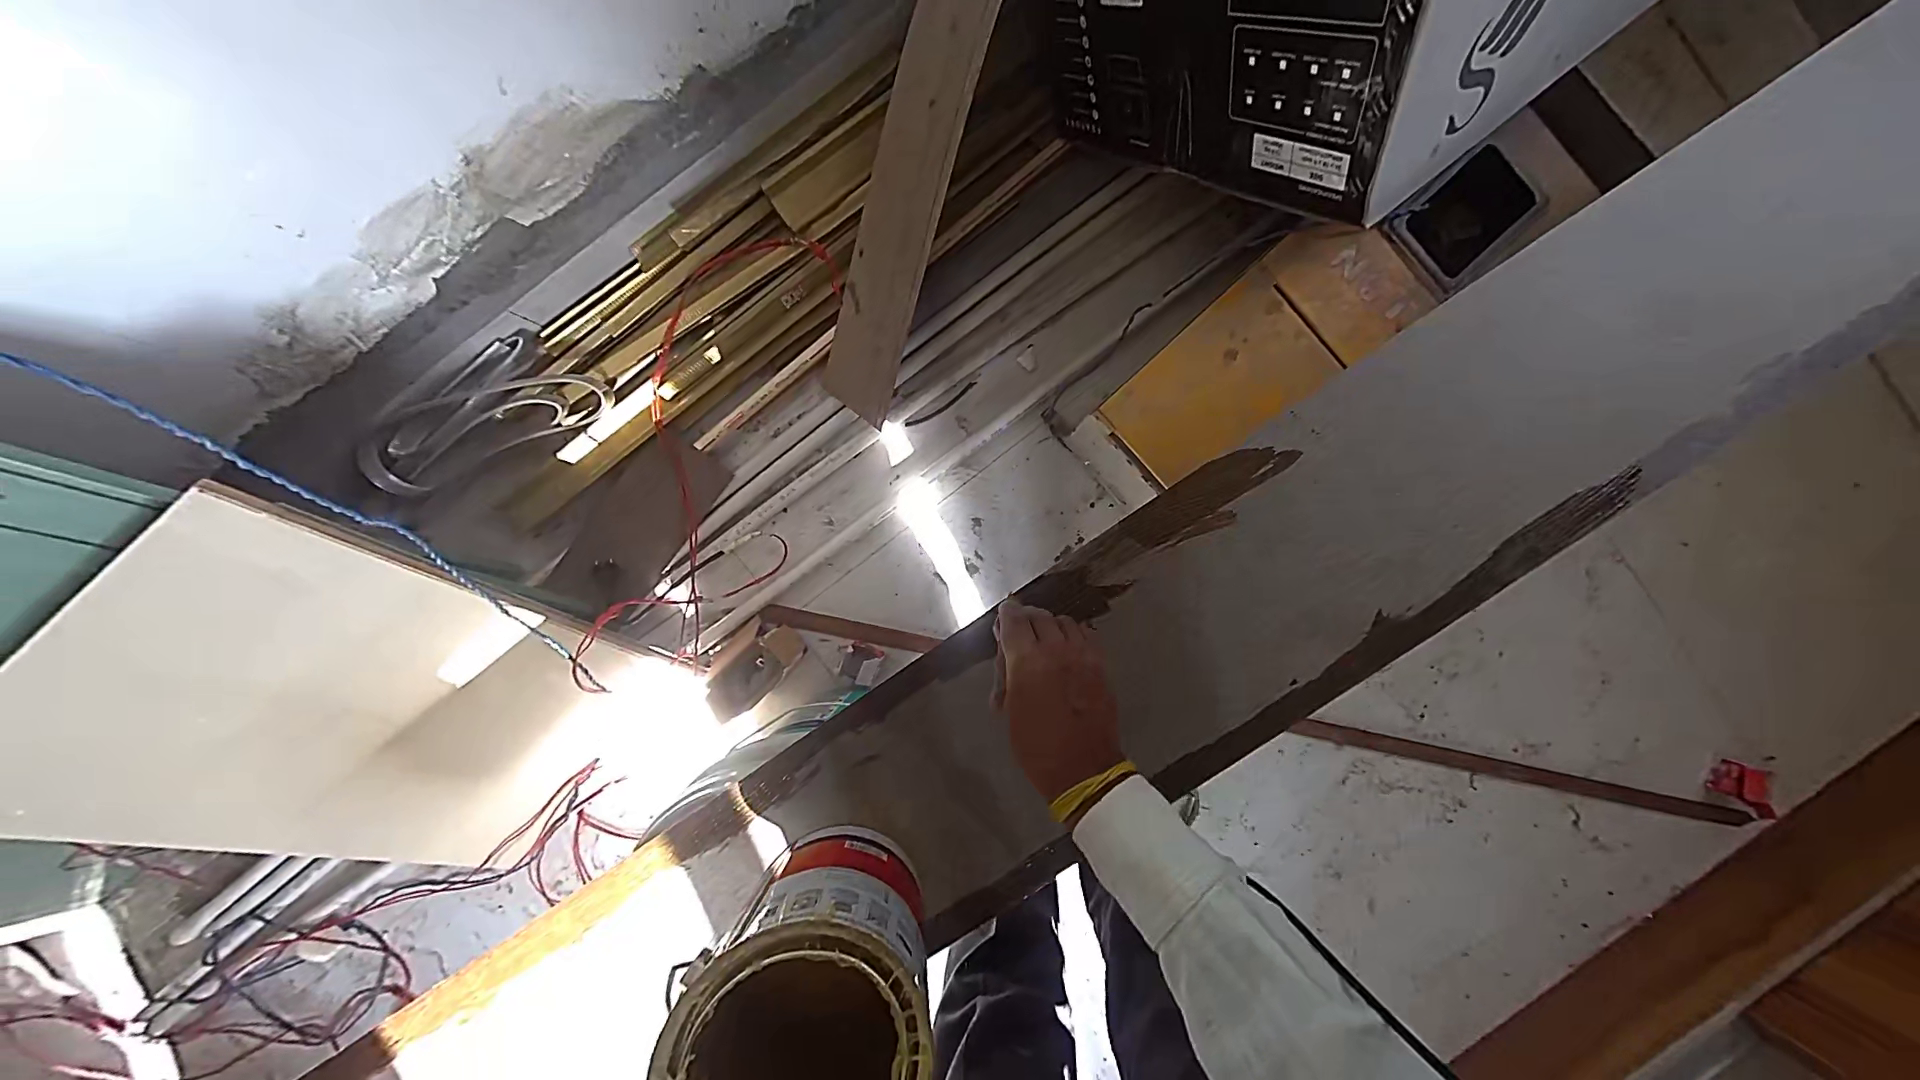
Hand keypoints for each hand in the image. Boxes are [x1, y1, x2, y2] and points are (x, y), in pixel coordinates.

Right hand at [992, 601, 1124, 803]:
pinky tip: (1066, 647)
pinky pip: (1085, 634)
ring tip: (1043, 638)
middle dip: (1026, 618)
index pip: (1014, 619)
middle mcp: (1056, 649)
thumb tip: (1006, 648)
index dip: (1006, 614)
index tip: (1003, 615)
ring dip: (1050, 625)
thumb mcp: (1011, 708)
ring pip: (1063, 621)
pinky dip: (1072, 634)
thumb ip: (1007, 671)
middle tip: (1020, 630)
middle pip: (1038, 615)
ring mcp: (1082, 654)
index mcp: (1027, 660)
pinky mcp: (1100, 663)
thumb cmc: (1036, 745)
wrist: (1083, 769)